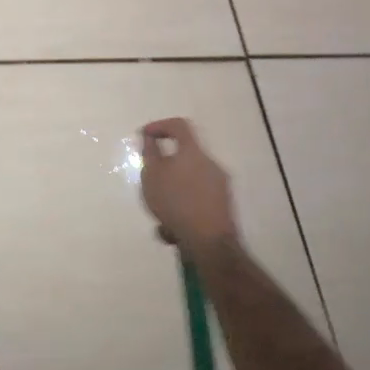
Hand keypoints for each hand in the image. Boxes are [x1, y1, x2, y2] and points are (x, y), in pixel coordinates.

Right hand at [139, 117, 238, 256]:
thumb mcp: (151, 174)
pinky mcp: (224, 207)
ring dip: (172, 193)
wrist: (209, 243)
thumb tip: (150, 137)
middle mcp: (212, 165)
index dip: (160, 126)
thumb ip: (149, 152)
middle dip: (164, 170)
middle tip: (151, 183)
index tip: (144, 137)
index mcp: (194, 152)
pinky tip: (172, 230)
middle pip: (184, 157)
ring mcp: (221, 187)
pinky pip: (197, 199)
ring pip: (189, 182)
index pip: (179, 125)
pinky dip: (183, 208)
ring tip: (159, 217)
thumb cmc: (175, 202)